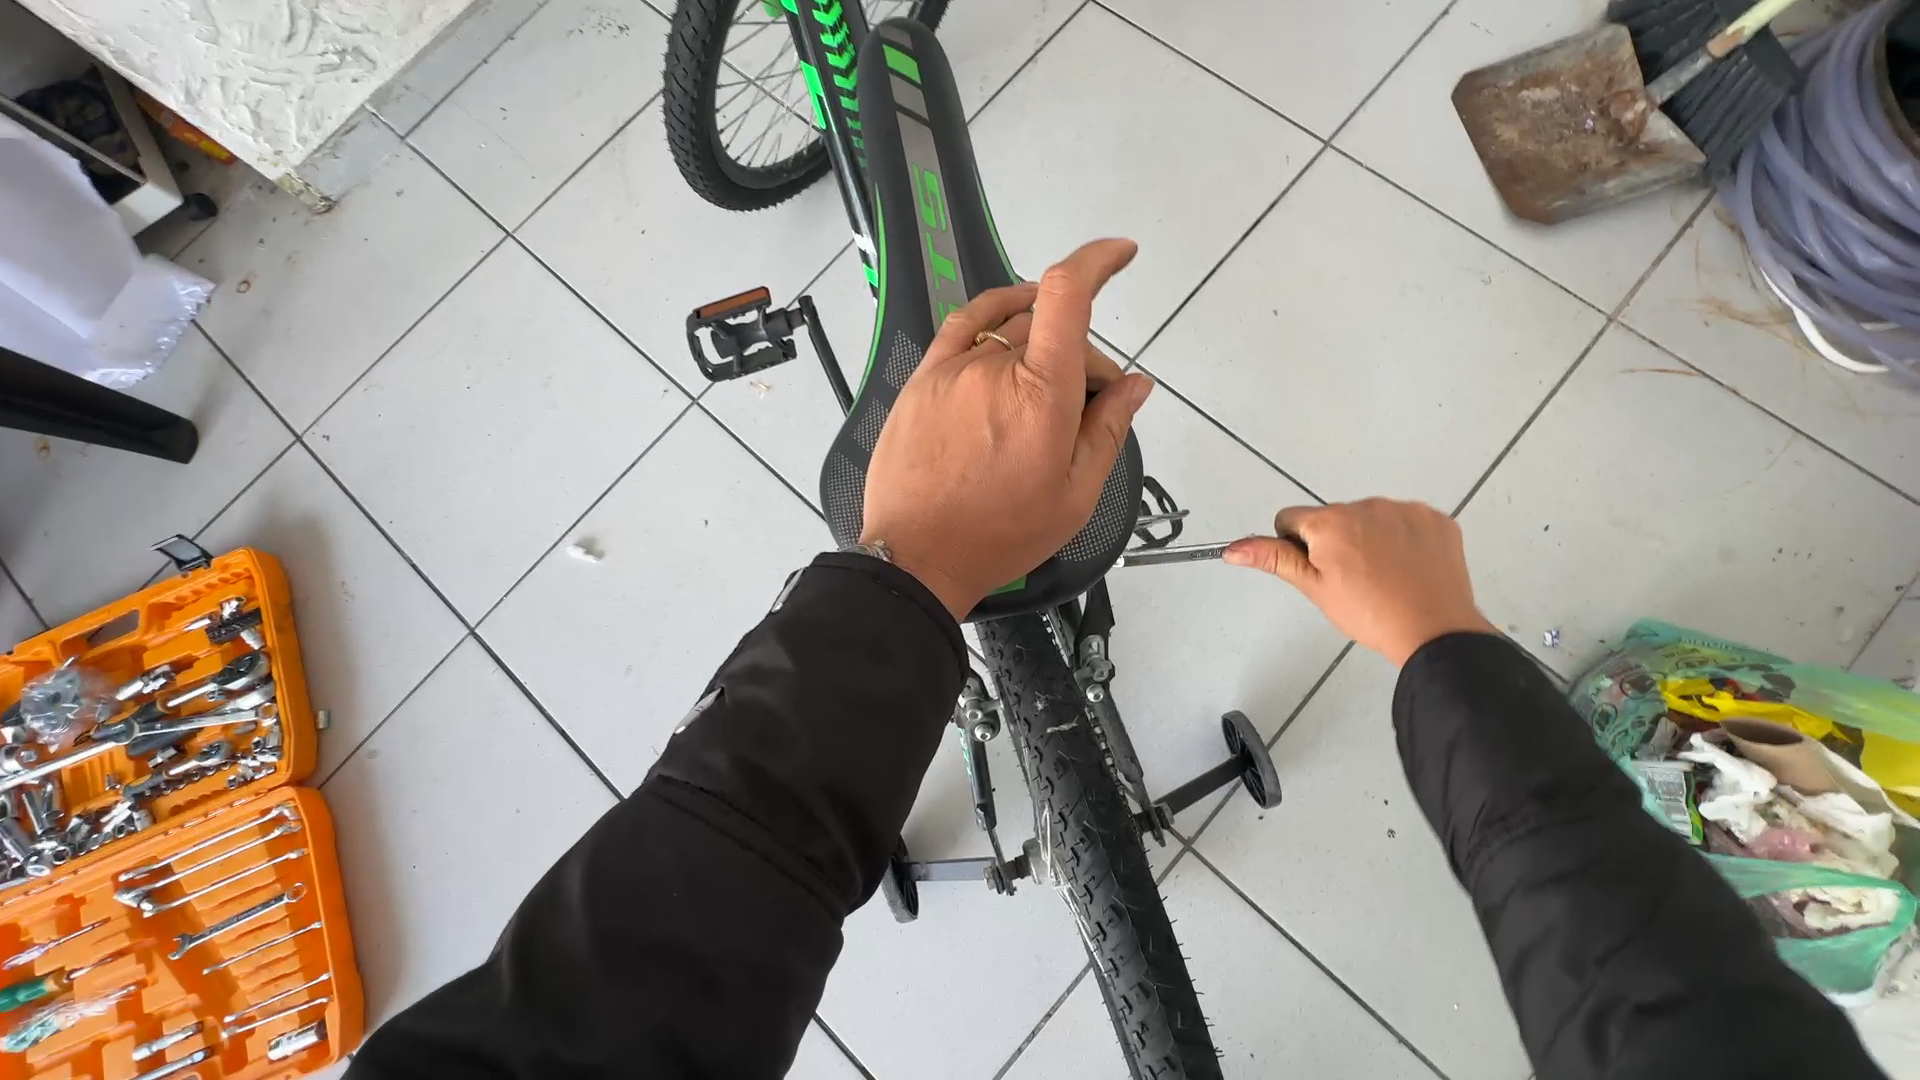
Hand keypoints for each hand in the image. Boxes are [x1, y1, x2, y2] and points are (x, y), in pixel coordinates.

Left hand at [859, 238, 1154, 620]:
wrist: (917, 556)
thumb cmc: (1000, 534)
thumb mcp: (1074, 496)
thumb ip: (1108, 430)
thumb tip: (1135, 385)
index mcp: (1041, 394)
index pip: (1067, 295)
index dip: (1098, 261)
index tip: (1121, 255)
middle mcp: (994, 367)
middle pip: (1051, 328)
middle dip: (1081, 359)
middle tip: (1087, 410)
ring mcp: (952, 369)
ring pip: (1010, 331)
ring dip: (1040, 347)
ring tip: (1047, 390)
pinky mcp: (923, 380)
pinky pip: (962, 326)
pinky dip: (992, 318)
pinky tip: (1006, 331)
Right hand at [1223, 499, 1495, 665]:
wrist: (1435, 631)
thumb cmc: (1366, 613)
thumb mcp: (1312, 587)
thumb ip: (1272, 559)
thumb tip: (1231, 549)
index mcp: (1330, 522)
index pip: (1290, 519)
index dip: (1297, 546)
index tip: (1319, 571)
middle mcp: (1366, 505)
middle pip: (1332, 517)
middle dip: (1334, 540)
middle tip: (1352, 578)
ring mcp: (1405, 509)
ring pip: (1369, 517)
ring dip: (1368, 537)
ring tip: (1383, 574)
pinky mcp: (1436, 518)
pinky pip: (1406, 520)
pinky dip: (1403, 538)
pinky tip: (1408, 566)